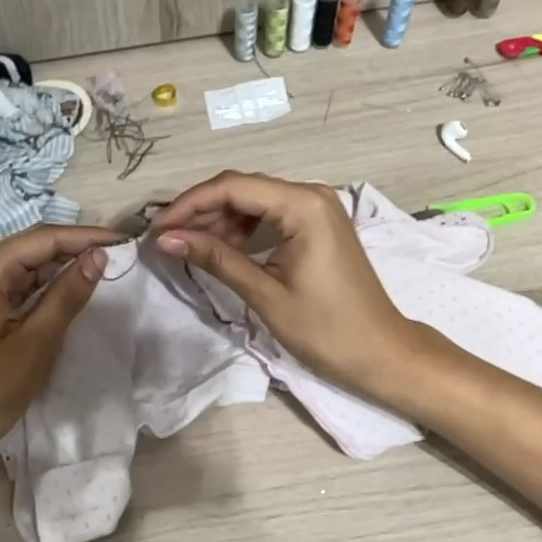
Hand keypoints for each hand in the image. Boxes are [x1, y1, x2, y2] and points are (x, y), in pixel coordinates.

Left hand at [0, 225, 119, 476]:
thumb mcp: (35, 344)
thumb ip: (67, 296)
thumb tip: (99, 257)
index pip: (45, 238)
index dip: (86, 236)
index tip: (125, 240)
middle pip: (38, 245)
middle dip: (79, 245)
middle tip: (123, 251)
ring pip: (33, 263)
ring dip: (67, 263)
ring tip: (108, 266)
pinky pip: (25, 282)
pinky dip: (52, 283)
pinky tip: (77, 287)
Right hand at [152, 172, 430, 397]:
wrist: (383, 353)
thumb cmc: (328, 330)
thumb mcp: (265, 294)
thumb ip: (216, 258)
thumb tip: (166, 239)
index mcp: (303, 205)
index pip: (233, 188)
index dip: (189, 204)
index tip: (158, 227)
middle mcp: (311, 193)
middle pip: (241, 188)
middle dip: (200, 210)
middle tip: (166, 237)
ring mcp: (316, 206)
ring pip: (253, 199)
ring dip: (217, 219)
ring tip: (185, 243)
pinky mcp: (316, 222)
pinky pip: (269, 212)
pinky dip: (240, 226)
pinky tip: (218, 245)